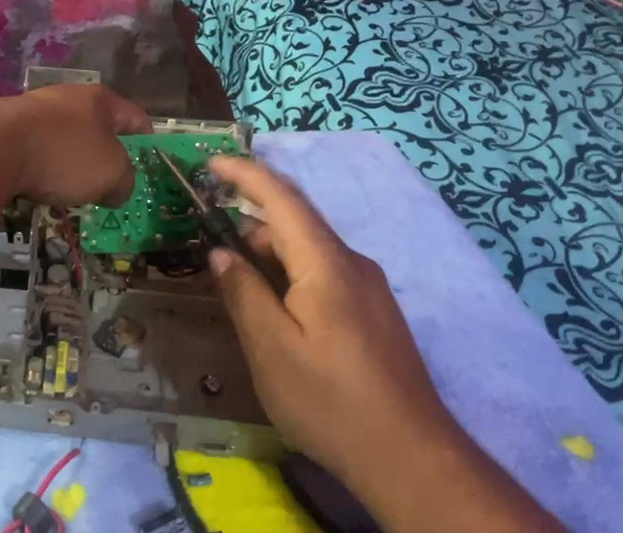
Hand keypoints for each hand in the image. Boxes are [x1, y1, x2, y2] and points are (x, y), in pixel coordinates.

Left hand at [0, 85, 149, 206]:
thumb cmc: (64, 155)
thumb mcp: (111, 173)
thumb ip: (125, 181)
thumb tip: (117, 188)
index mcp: (100, 100)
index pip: (135, 116)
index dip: (147, 139)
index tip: (149, 160)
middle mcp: (68, 96)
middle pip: (97, 126)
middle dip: (104, 154)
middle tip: (109, 182)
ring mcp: (34, 108)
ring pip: (64, 138)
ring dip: (71, 161)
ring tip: (71, 189)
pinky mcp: (7, 126)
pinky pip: (36, 148)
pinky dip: (42, 165)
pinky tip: (38, 184)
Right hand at [206, 156, 458, 487]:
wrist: (413, 459)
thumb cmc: (332, 401)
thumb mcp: (271, 349)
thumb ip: (243, 293)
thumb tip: (221, 252)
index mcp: (325, 262)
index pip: (281, 196)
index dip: (243, 173)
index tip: (208, 163)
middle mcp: (352, 263)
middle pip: (295, 223)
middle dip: (249, 222)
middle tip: (208, 245)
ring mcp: (369, 289)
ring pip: (309, 251)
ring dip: (269, 254)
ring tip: (236, 283)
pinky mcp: (374, 314)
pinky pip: (324, 274)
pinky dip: (290, 274)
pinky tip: (275, 310)